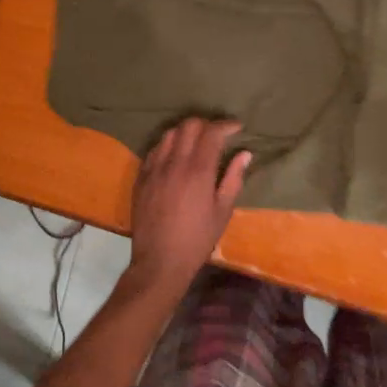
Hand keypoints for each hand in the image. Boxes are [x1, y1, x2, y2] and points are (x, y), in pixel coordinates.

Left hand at [125, 118, 251, 299]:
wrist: (159, 261)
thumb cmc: (197, 240)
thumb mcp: (222, 212)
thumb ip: (233, 179)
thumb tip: (245, 154)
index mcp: (198, 171)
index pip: (212, 132)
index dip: (226, 125)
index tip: (237, 128)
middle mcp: (174, 163)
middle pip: (189, 125)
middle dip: (206, 124)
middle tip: (217, 134)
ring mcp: (154, 168)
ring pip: (169, 133)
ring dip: (186, 132)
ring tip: (196, 143)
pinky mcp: (141, 177)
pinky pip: (154, 150)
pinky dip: (168, 145)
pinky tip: (175, 157)